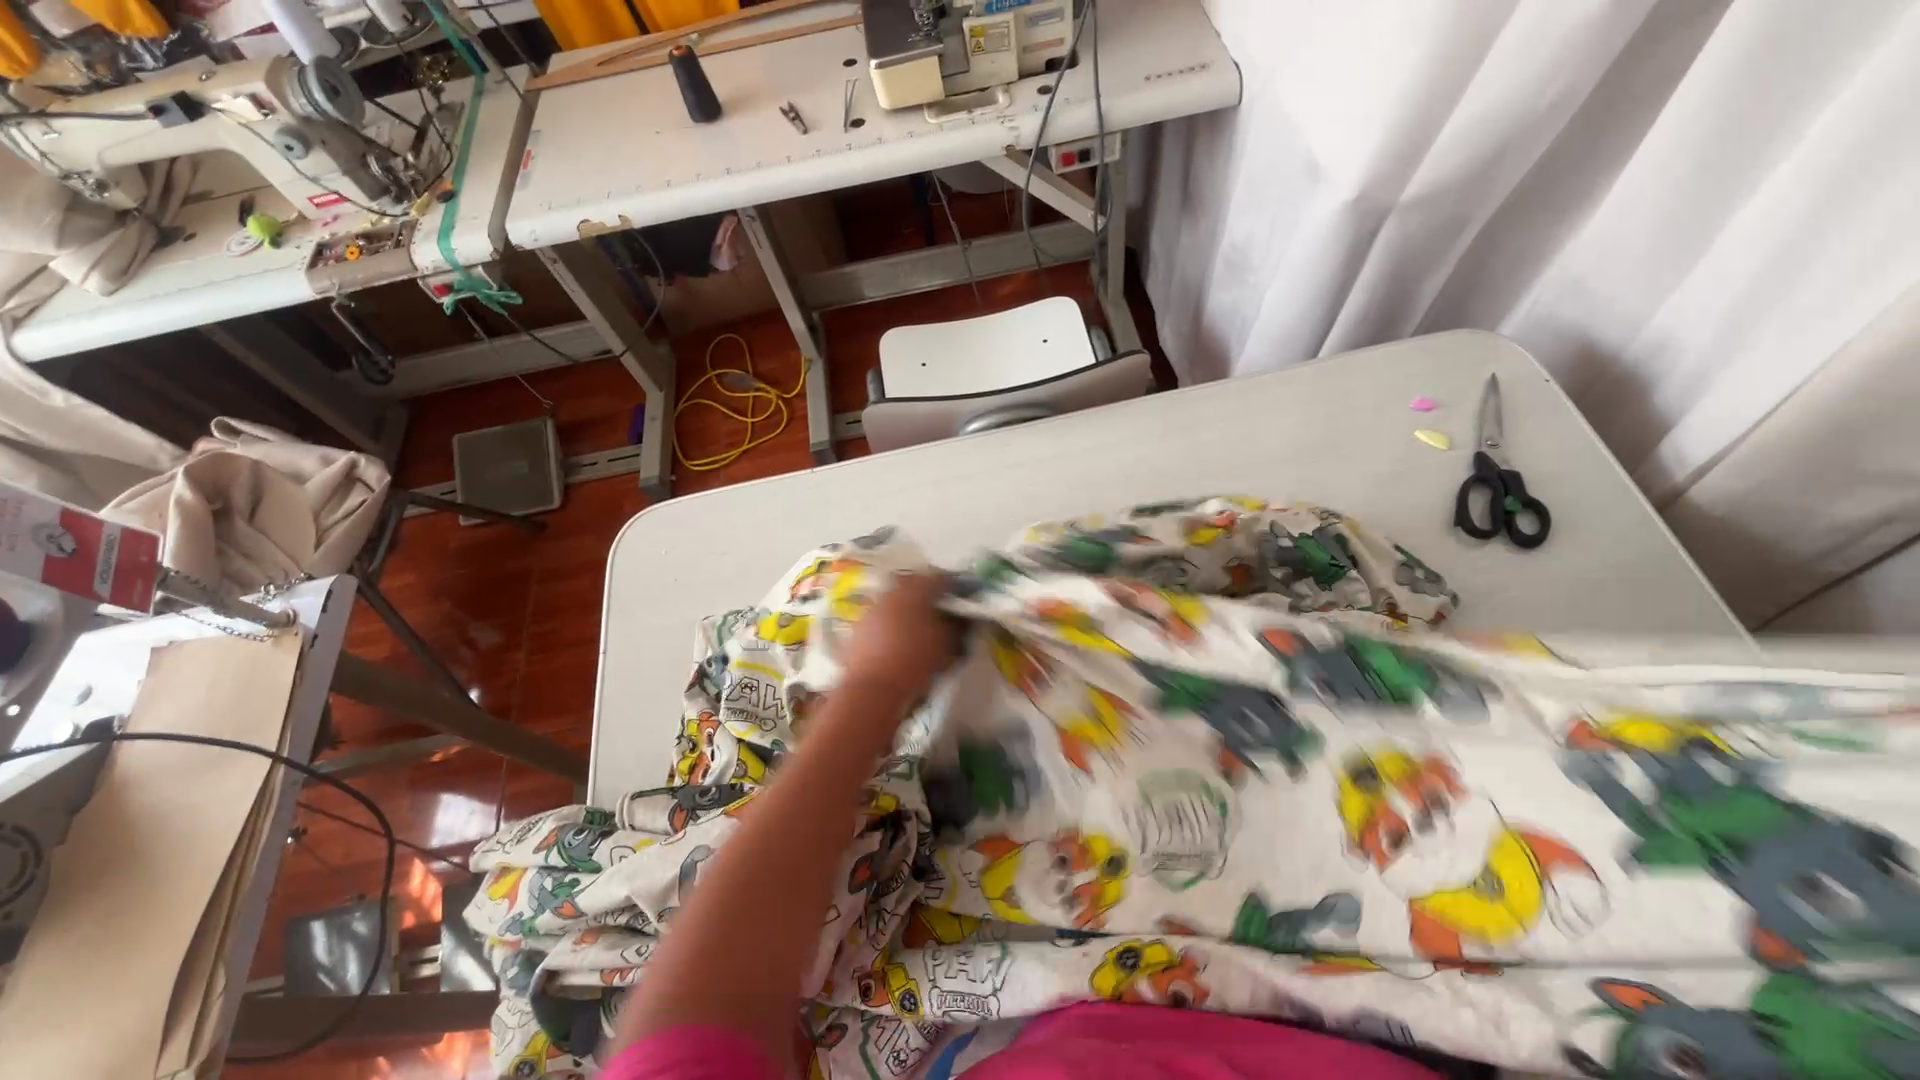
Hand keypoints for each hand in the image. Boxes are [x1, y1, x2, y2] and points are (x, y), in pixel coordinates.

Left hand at [836, 573, 956, 710]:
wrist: (872, 687)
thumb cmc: (915, 661)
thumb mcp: (947, 646)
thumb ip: (957, 628)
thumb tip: (962, 619)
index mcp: (916, 591)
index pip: (940, 579)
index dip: (954, 587)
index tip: (963, 597)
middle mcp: (892, 593)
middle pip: (913, 585)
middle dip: (928, 594)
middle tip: (940, 609)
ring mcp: (872, 609)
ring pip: (895, 601)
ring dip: (907, 609)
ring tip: (918, 627)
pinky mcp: (859, 628)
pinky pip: (881, 618)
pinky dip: (892, 624)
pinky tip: (898, 641)